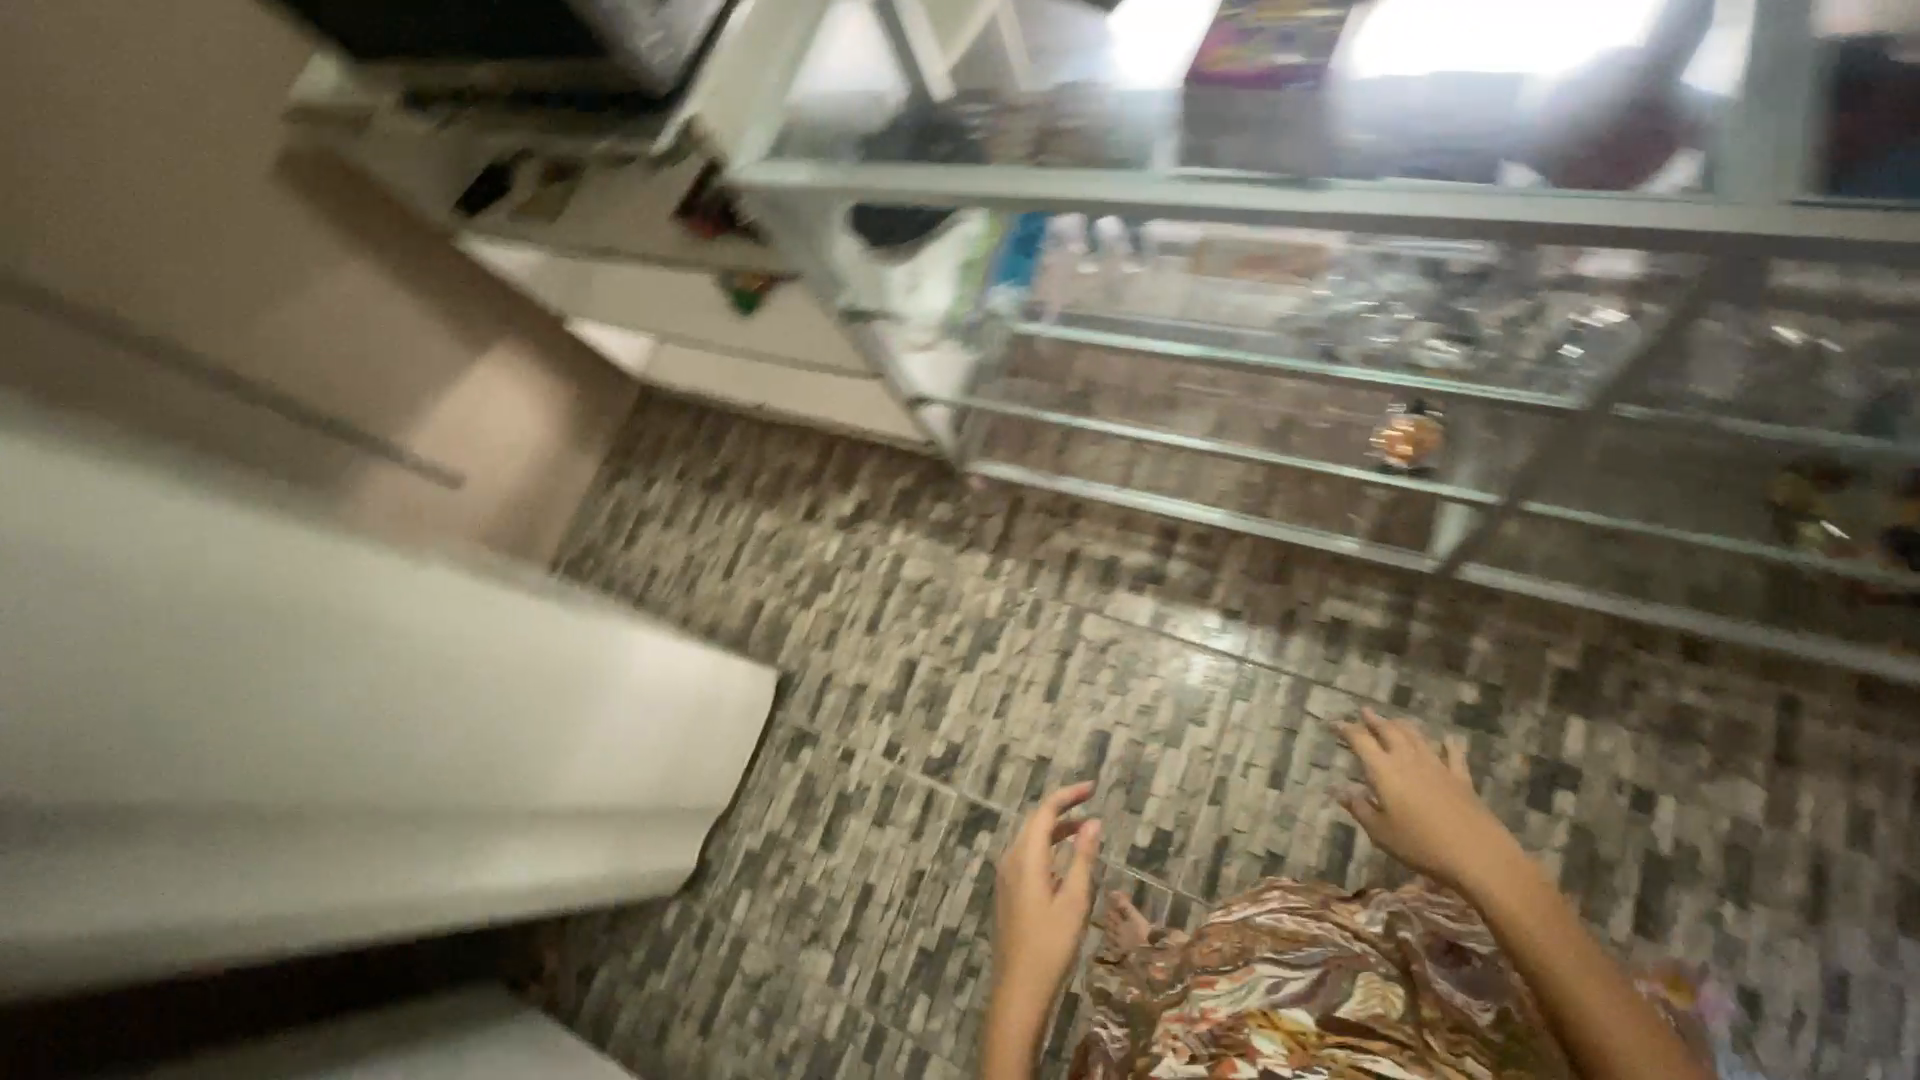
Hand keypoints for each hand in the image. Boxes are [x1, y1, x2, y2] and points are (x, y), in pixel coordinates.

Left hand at [990, 782, 1101, 1024]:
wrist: (1019, 989)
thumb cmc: (1050, 945)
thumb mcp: (1074, 901)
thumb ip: (1082, 858)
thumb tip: (1092, 822)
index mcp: (1026, 858)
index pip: (1045, 812)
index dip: (1068, 795)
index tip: (1092, 788)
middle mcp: (1011, 860)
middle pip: (1035, 822)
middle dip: (1062, 809)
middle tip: (1091, 802)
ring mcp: (1006, 877)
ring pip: (1030, 840)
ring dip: (1056, 830)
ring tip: (1084, 829)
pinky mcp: (1009, 892)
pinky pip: (1027, 857)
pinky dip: (1048, 848)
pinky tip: (1066, 862)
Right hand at [1337, 708, 1520, 892]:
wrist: (1478, 856)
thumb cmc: (1421, 845)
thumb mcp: (1380, 832)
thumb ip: (1359, 808)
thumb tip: (1339, 790)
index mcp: (1384, 771)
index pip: (1360, 740)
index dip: (1346, 729)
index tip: (1334, 723)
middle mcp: (1409, 760)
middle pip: (1389, 731)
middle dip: (1375, 720)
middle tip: (1365, 712)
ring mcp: (1438, 767)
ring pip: (1417, 737)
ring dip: (1403, 726)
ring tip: (1394, 720)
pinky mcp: (1461, 779)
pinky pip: (1454, 755)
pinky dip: (1449, 744)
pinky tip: (1449, 739)